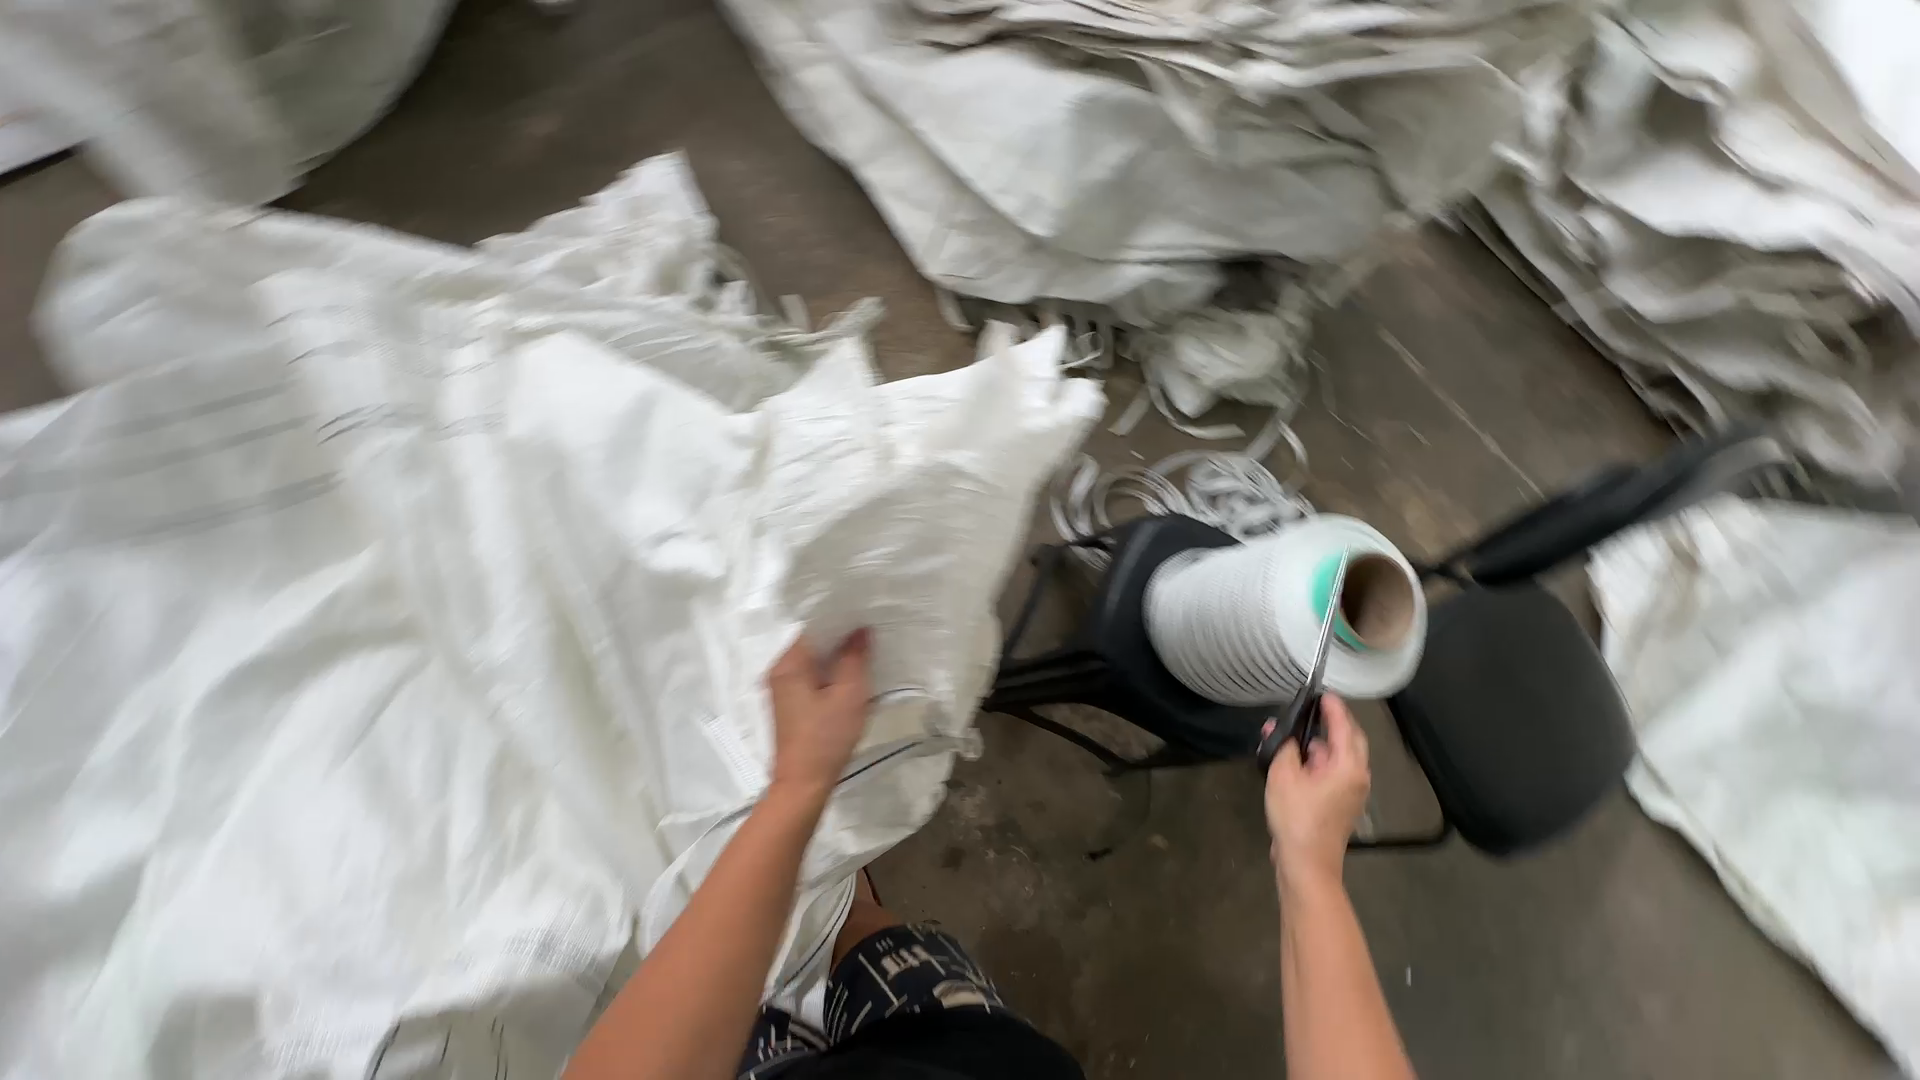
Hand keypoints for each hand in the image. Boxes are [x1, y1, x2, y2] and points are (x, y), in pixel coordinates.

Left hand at [767, 629, 872, 797]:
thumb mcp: (850, 695)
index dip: (840, 618)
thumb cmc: (826, 738)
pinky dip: (830, 674)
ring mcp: (782, 689)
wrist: (803, 784)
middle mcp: (779, 671)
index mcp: (788, 664)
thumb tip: (860, 629)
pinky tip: (851, 677)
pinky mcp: (790, 705)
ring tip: (866, 651)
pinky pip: (811, 678)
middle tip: (872, 631)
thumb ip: (855, 657)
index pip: (814, 626)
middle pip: (812, 643)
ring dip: (837, 657)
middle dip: (841, 637)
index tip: (866, 614)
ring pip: (813, 661)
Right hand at [1263, 694, 1370, 894]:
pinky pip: (1334, 772)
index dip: (1333, 708)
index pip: (1343, 727)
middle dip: (1335, 723)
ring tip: (1297, 732)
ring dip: (1323, 743)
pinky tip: (1298, 757)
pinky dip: (1320, 760)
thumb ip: (1284, 747)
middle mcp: (1357, 777)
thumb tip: (1280, 729)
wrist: (1306, 863)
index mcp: (1348, 766)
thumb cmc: (1296, 816)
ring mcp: (1351, 792)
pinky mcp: (1341, 804)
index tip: (1323, 692)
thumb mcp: (1283, 775)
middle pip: (1350, 741)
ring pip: (1341, 758)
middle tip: (1316, 707)